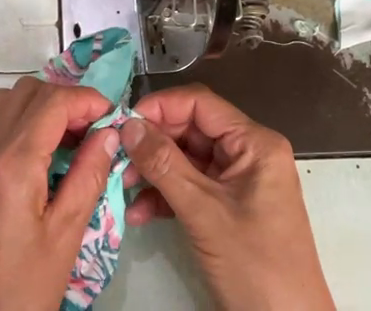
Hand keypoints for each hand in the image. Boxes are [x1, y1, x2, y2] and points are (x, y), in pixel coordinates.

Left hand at [0, 77, 120, 310]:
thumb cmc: (20, 290)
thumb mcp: (65, 238)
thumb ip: (89, 177)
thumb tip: (109, 134)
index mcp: (13, 163)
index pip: (54, 102)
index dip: (87, 100)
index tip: (111, 115)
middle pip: (28, 92)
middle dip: (63, 101)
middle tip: (89, 131)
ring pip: (2, 101)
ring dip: (35, 107)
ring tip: (61, 141)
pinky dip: (9, 120)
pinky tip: (27, 152)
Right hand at [122, 85, 333, 310]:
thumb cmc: (254, 265)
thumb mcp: (204, 212)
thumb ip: (164, 165)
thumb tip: (127, 125)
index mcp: (254, 144)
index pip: (200, 104)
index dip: (160, 107)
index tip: (122, 123)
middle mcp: (248, 154)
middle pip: (191, 130)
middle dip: (152, 144)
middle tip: (116, 159)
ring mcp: (239, 182)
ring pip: (187, 160)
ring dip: (154, 172)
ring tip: (122, 188)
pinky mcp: (229, 209)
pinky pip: (192, 188)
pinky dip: (165, 197)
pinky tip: (140, 214)